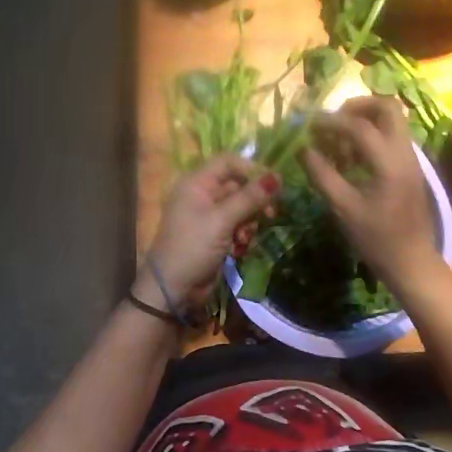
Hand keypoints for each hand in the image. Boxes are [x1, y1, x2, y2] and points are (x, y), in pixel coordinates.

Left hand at [139, 155, 279, 310]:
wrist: (174, 290)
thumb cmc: (193, 247)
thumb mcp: (222, 220)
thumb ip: (250, 197)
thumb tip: (277, 176)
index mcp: (196, 183)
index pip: (229, 162)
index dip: (252, 169)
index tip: (274, 184)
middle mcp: (202, 194)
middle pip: (238, 185)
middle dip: (255, 200)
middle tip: (271, 214)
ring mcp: (208, 215)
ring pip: (241, 207)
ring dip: (250, 221)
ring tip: (247, 238)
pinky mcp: (215, 234)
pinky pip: (238, 225)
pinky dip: (244, 234)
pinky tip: (242, 248)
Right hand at [303, 97, 441, 285]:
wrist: (412, 263)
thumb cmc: (377, 239)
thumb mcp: (343, 209)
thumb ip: (322, 175)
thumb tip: (303, 149)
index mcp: (389, 162)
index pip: (359, 126)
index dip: (330, 121)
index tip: (308, 125)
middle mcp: (405, 152)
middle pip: (388, 106)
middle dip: (357, 106)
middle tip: (332, 121)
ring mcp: (411, 158)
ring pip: (392, 120)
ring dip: (364, 121)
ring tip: (339, 143)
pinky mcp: (409, 167)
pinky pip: (391, 136)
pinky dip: (371, 135)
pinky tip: (351, 158)